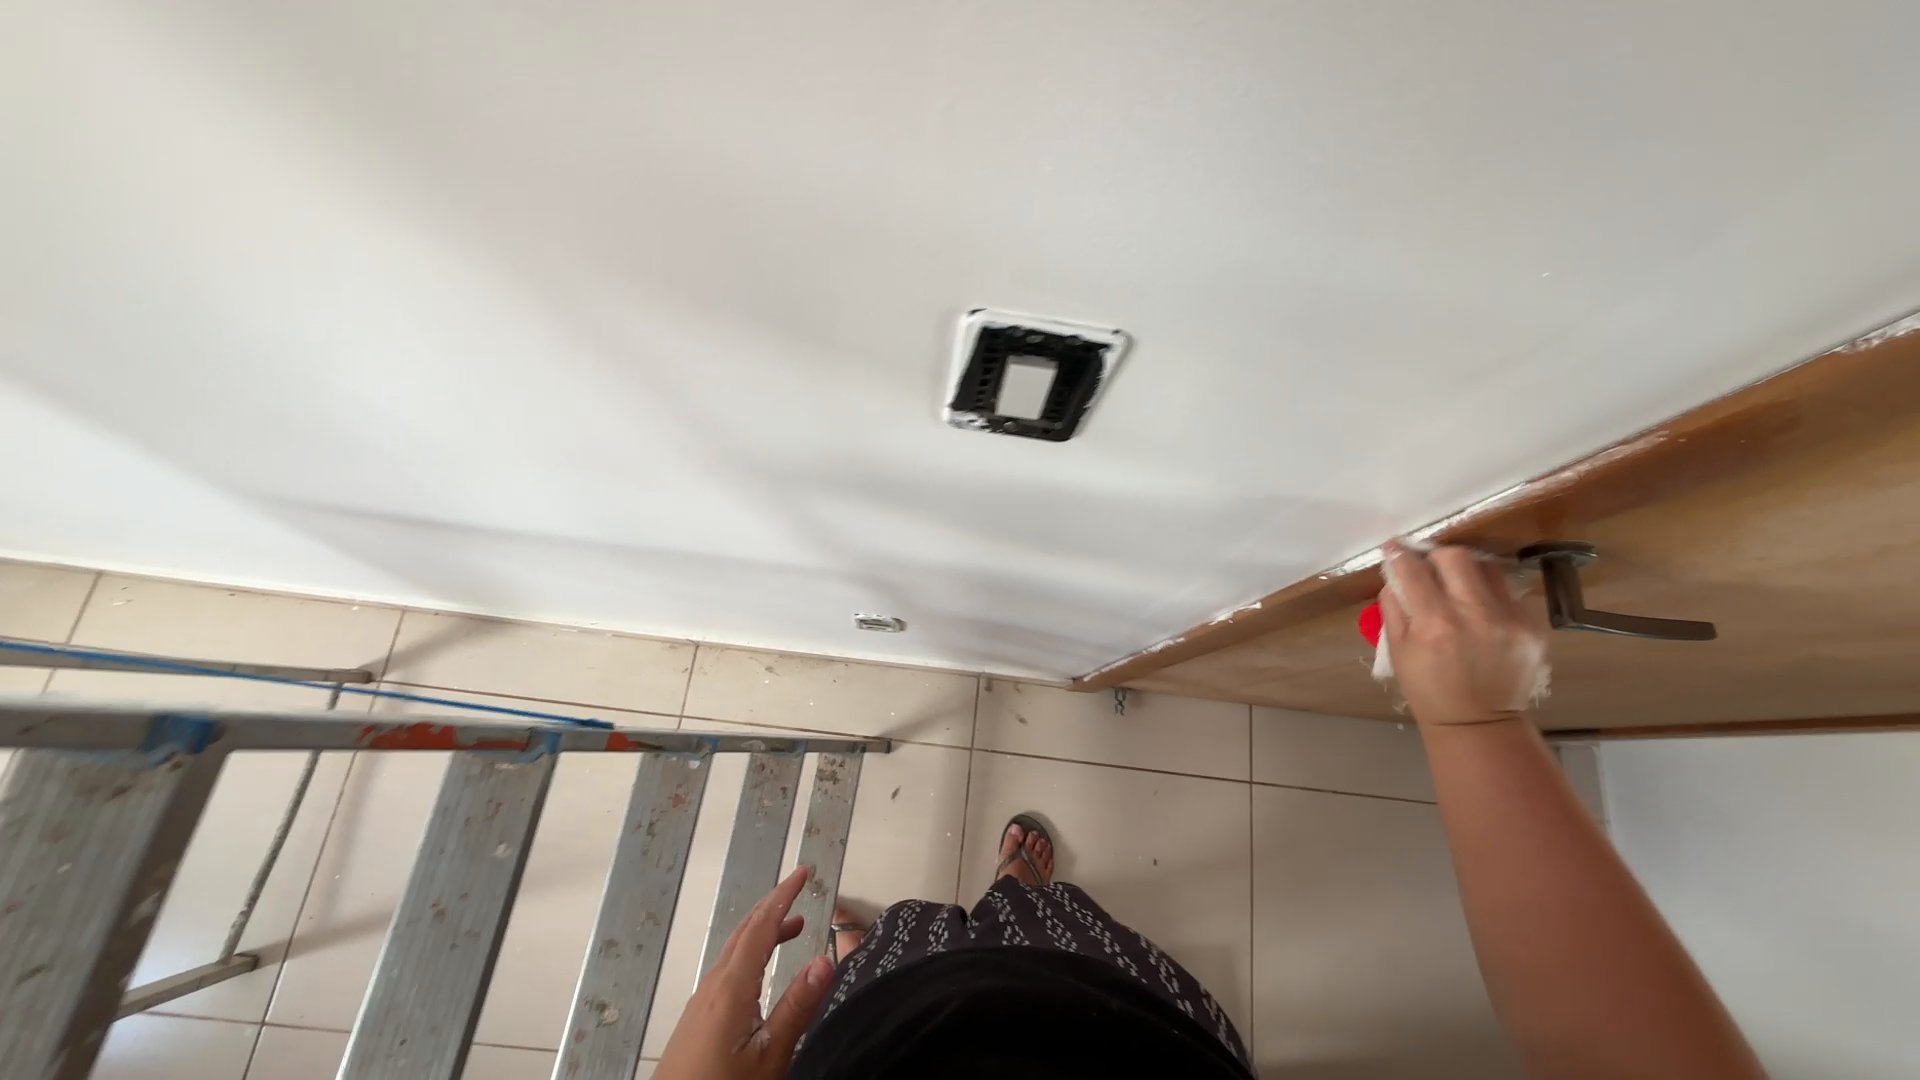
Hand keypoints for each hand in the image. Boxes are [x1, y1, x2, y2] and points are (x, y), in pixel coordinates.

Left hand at [655, 865, 836, 1079]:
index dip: (783, 895)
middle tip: (800, 887)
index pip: (761, 926)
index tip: (803, 872)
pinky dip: (751, 953)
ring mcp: (702, 1001)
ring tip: (793, 927)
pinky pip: (728, 968)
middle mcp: (714, 984)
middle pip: (745, 931)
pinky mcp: (698, 1019)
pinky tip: (761, 971)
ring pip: (735, 950)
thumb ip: (797, 1007)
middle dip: (773, 905)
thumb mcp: (769, 1057)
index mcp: (732, 986)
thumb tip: (826, 958)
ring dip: (763, 930)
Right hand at [1379, 541, 1547, 727]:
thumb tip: (1395, 574)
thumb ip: (1394, 608)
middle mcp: (1475, 616)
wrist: (1478, 722)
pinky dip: (1489, 594)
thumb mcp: (1397, 651)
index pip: (1413, 571)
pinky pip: (1508, 592)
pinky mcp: (1532, 626)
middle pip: (1455, 557)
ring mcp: (1509, 620)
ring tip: (1457, 585)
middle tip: (1428, 567)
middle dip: (1435, 556)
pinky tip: (1481, 609)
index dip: (1399, 554)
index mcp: (1434, 625)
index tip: (1394, 548)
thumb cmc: (1428, 688)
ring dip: (1466, 571)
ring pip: (1487, 568)